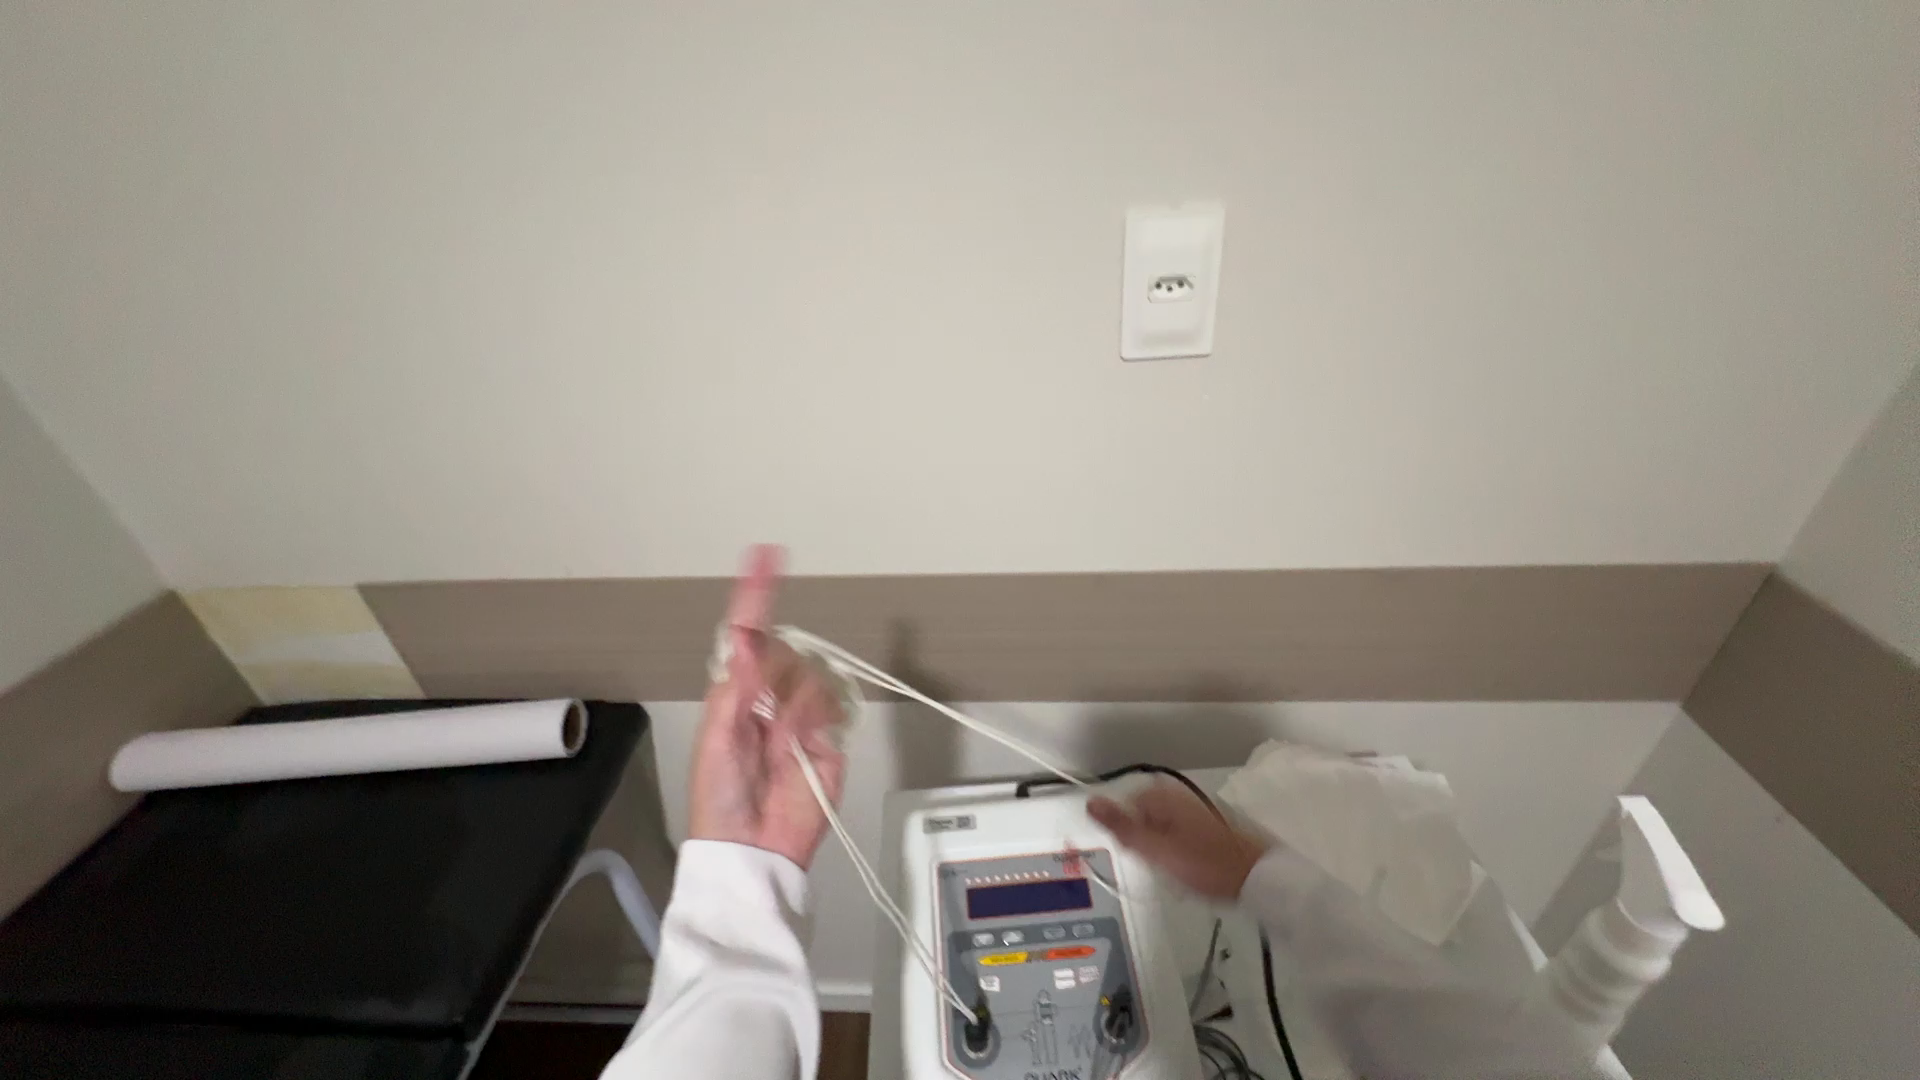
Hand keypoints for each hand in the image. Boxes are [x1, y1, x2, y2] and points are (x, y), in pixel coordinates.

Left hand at [688, 545, 846, 869]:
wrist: (755, 849)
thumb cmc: (720, 798)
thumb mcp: (717, 741)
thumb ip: (736, 688)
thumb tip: (745, 638)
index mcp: (737, 694)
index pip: (749, 637)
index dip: (755, 597)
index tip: (765, 555)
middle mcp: (770, 697)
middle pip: (786, 652)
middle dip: (777, 676)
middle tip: (764, 717)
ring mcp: (803, 716)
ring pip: (812, 676)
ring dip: (797, 705)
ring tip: (782, 745)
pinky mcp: (830, 737)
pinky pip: (833, 705)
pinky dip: (820, 720)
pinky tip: (804, 745)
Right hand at [1087, 780, 1271, 900]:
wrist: (1258, 879)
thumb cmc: (1205, 865)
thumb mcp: (1155, 850)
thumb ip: (1120, 826)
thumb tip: (1090, 802)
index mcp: (1161, 794)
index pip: (1123, 807)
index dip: (1126, 833)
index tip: (1137, 853)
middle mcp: (1176, 794)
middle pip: (1141, 817)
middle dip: (1143, 841)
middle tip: (1157, 864)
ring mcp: (1192, 808)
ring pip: (1158, 828)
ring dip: (1160, 849)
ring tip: (1175, 870)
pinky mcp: (1205, 823)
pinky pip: (1176, 835)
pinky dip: (1177, 850)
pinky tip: (1189, 868)